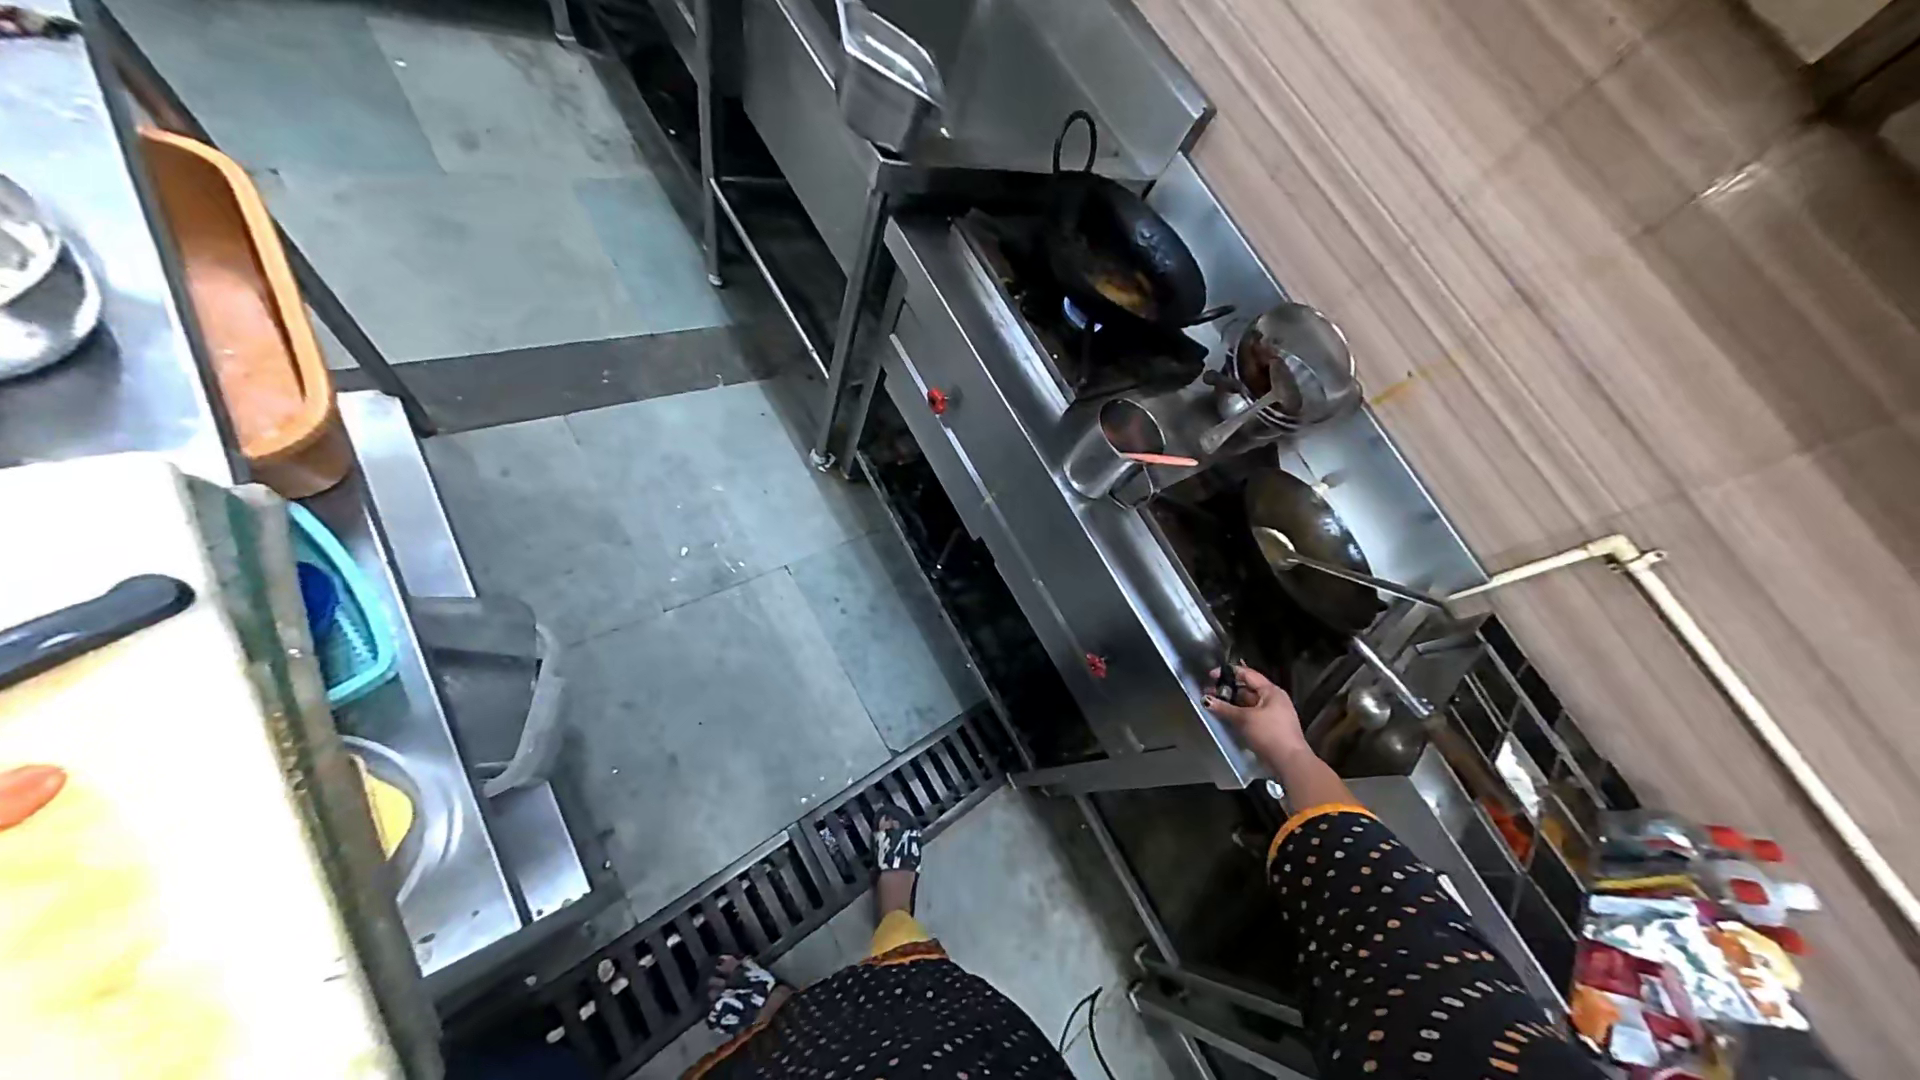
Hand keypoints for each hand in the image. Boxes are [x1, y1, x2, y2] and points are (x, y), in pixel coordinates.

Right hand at [1204, 665, 1308, 767]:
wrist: (1289, 762)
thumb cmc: (1269, 733)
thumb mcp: (1244, 718)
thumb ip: (1224, 708)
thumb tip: (1206, 700)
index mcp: (1271, 691)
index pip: (1247, 674)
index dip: (1228, 672)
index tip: (1211, 676)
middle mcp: (1273, 699)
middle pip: (1247, 688)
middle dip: (1228, 689)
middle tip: (1209, 692)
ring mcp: (1272, 713)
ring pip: (1248, 702)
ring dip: (1232, 703)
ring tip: (1214, 704)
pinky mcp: (1270, 726)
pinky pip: (1251, 714)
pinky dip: (1238, 713)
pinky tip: (1226, 716)